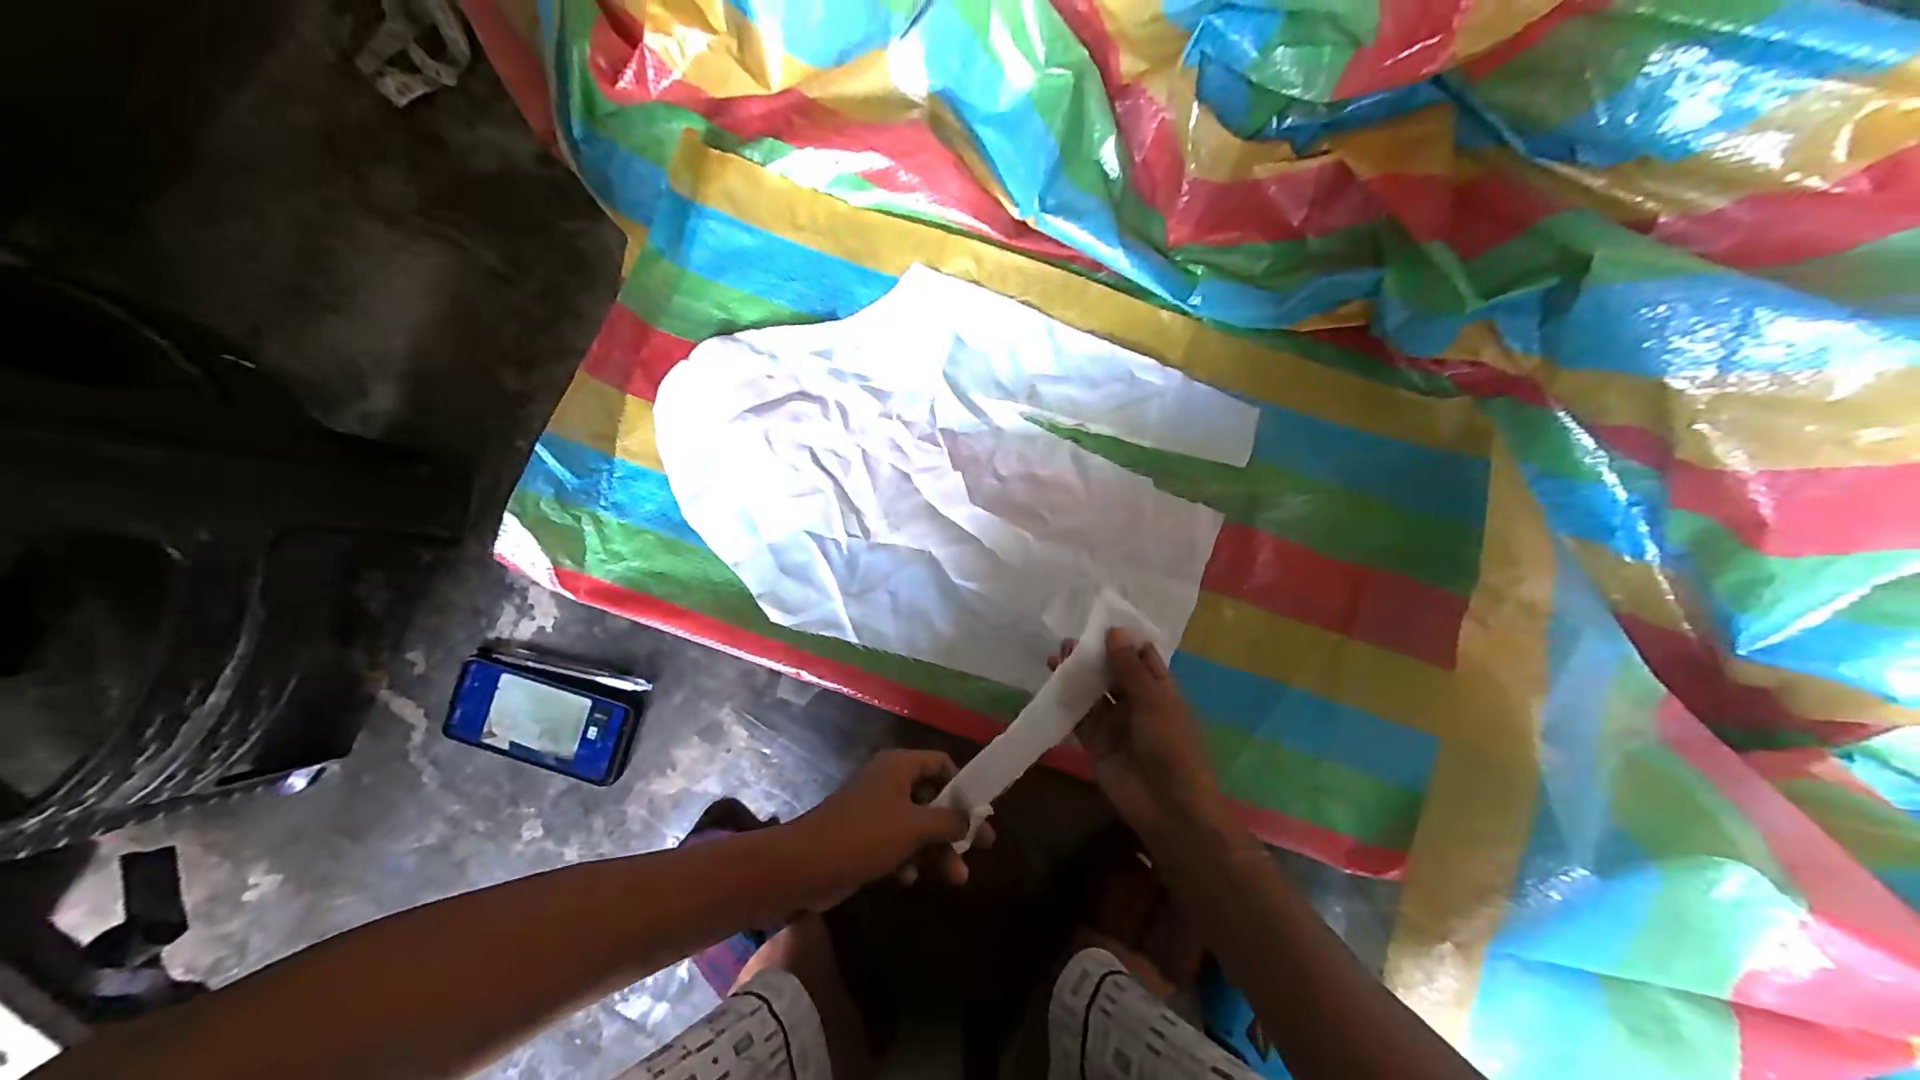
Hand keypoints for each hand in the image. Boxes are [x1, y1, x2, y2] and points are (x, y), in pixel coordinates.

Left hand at [785, 750, 987, 907]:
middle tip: (981, 850)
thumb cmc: (864, 836)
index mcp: (899, 766)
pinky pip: (897, 842)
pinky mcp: (864, 836)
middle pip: (933, 798)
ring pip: (917, 825)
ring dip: (936, 850)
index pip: (941, 764)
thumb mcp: (914, 827)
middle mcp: (888, 781)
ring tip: (956, 879)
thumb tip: (970, 820)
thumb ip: (948, 821)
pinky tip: (909, 879)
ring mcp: (874, 809)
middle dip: (954, 828)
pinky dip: (908, 858)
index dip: (964, 786)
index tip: (981, 813)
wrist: (804, 866)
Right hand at [1050, 629, 1216, 831]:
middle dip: (1093, 656)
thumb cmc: (1172, 747)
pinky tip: (1052, 684)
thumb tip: (1113, 631)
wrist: (1169, 807)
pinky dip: (1066, 701)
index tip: (1098, 621)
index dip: (1121, 640)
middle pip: (1112, 672)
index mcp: (1160, 690)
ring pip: (1093, 692)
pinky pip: (1079, 717)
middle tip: (1069, 640)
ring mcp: (1116, 724)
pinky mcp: (1096, 743)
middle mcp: (1137, 703)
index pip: (1140, 657)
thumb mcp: (1155, 701)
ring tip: (1056, 656)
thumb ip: (1130, 667)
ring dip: (1077, 675)